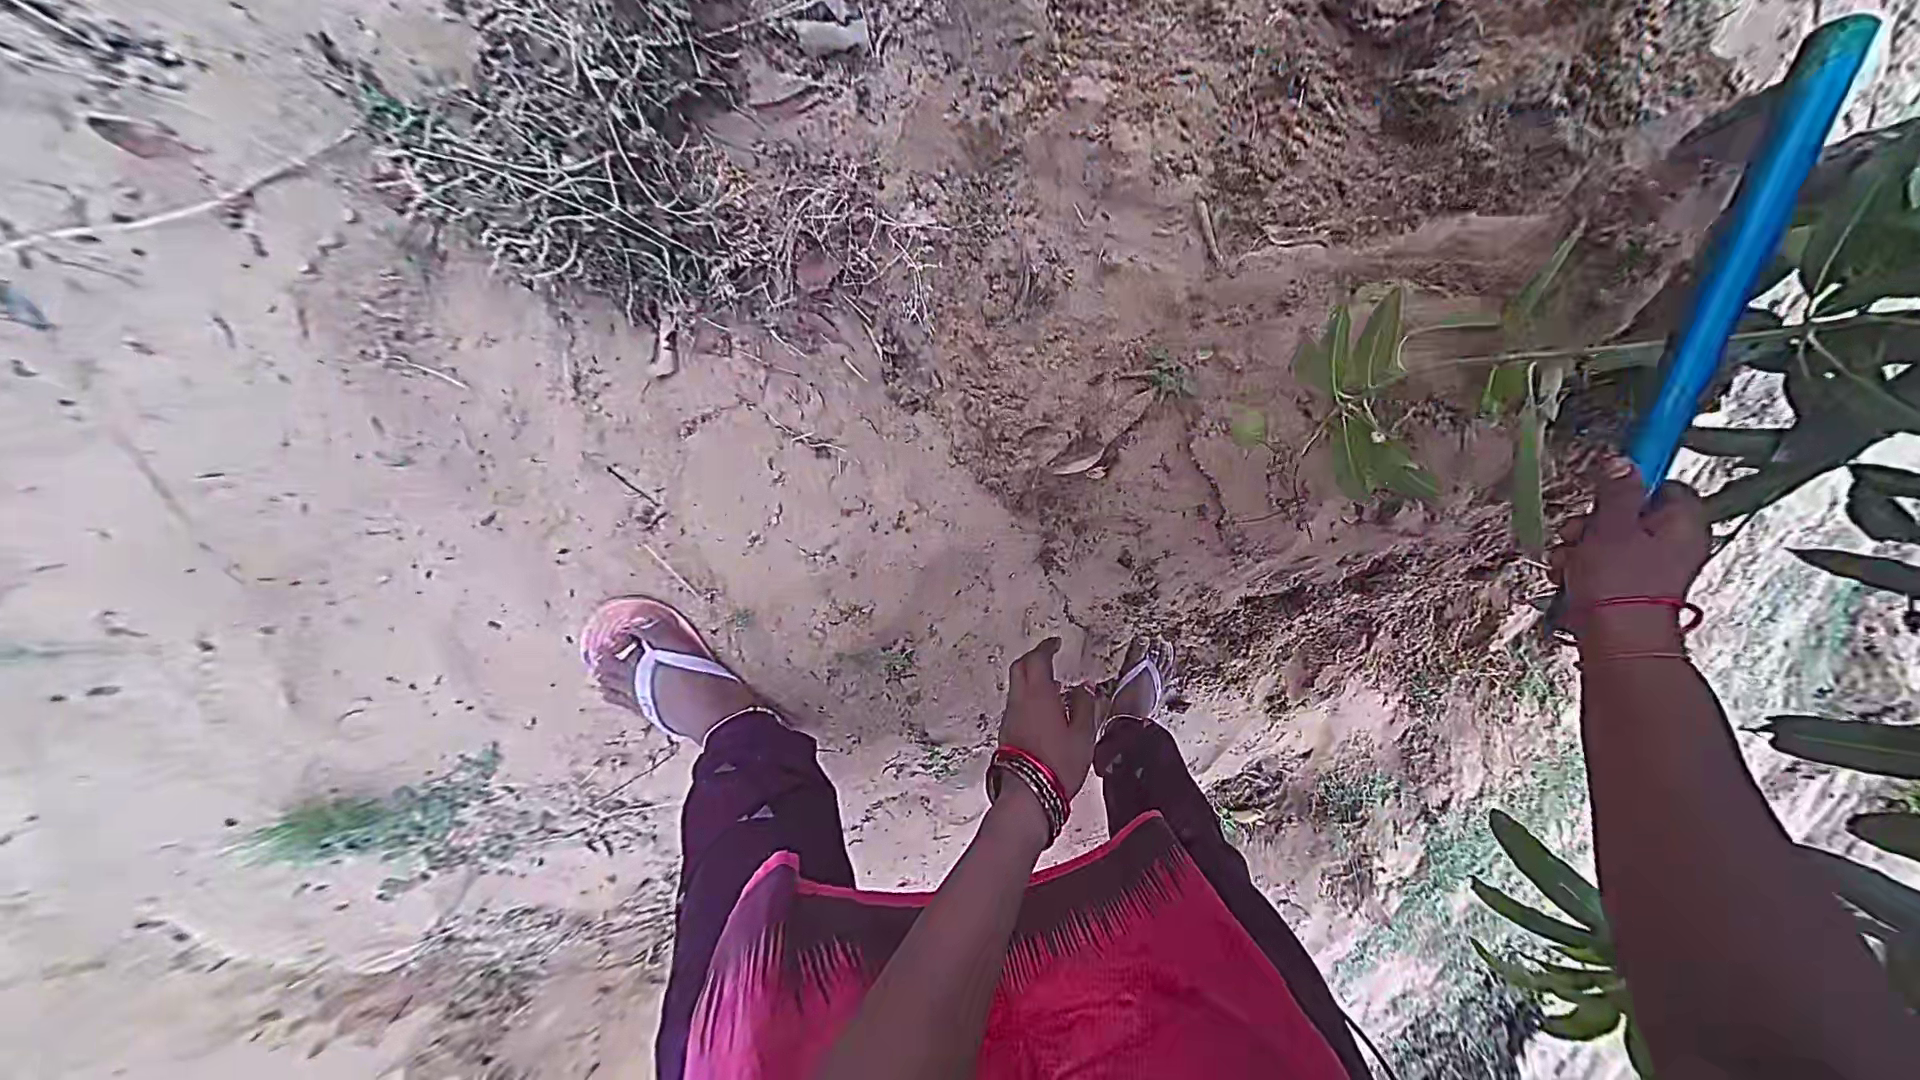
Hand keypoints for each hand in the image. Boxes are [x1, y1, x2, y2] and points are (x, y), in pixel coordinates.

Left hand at [1000, 637, 1096, 797]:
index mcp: (1039, 694)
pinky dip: (1029, 697)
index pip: (1038, 659)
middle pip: (1021, 667)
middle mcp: (1020, 701)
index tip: (1054, 643)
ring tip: (1052, 685)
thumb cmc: (1058, 764)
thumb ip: (1085, 706)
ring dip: (1031, 678)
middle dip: (1034, 657)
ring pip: (1017, 686)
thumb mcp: (1082, 735)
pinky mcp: (1007, 731)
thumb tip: (1085, 689)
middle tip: (1049, 656)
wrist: (1029, 794)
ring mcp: (1011, 716)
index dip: (1046, 648)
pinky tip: (1044, 709)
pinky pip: (1017, 703)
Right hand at [1550, 457, 1709, 645]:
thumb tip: (1623, 461)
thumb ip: (1616, 493)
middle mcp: (1672, 541)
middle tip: (1577, 533)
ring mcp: (1649, 564)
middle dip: (1589, 522)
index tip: (1602, 493)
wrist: (1614, 633)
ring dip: (1576, 546)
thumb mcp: (1612, 528)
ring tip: (1568, 561)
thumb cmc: (1619, 580)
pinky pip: (1597, 561)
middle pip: (1625, 513)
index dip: (1630, 487)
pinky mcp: (1626, 581)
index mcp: (1682, 523)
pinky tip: (1568, 574)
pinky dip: (1577, 565)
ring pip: (1604, 538)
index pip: (1663, 487)